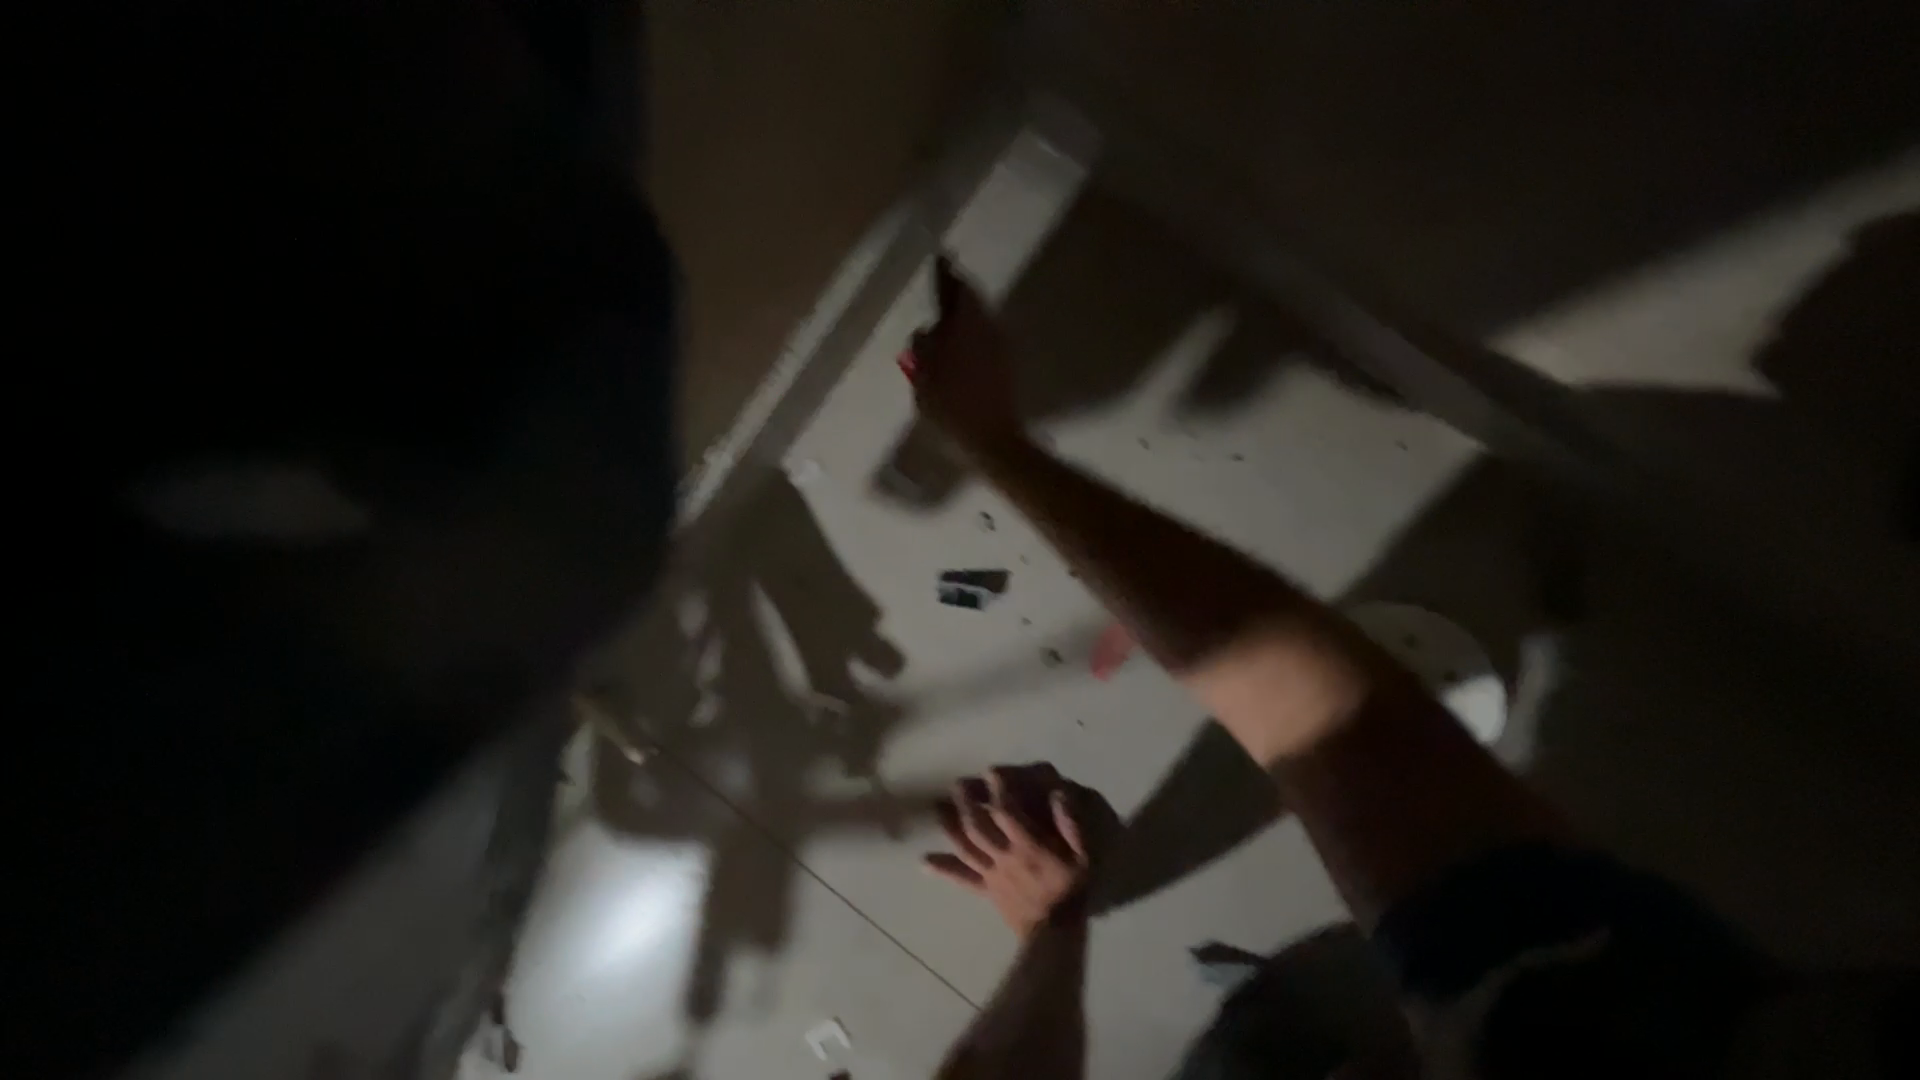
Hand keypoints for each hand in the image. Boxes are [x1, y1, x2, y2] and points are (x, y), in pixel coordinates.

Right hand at [900, 256, 1026, 455]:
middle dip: (955, 293)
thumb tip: (927, 330)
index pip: (954, 287)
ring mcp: (1000, 347)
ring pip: (979, 319)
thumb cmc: (951, 408)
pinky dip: (971, 335)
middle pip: (970, 301)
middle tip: (942, 285)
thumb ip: (922, 348)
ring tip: (945, 318)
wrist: (993, 439)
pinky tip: (959, 347)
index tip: (940, 257)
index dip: (944, 272)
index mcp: (964, 324)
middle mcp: (986, 328)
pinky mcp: (1006, 365)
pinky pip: (984, 338)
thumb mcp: (922, 378)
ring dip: (964, 315)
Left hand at [924, 764, 1104, 937]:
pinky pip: (962, 879)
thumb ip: (1071, 824)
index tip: (990, 771)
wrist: (1055, 933)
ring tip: (937, 806)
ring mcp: (990, 873)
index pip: (1008, 812)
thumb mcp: (1082, 856)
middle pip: (978, 825)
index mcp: (1027, 845)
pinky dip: (944, 869)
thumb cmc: (1070, 890)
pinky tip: (924, 862)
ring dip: (949, 825)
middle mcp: (1003, 855)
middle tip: (958, 783)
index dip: (998, 790)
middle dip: (966, 802)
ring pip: (965, 846)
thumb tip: (1057, 794)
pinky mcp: (984, 889)